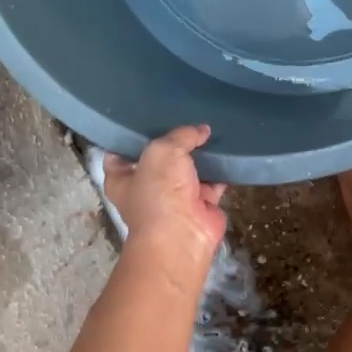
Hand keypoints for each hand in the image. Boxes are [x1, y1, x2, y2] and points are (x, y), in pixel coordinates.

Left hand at [104, 125, 226, 272]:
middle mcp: (147, 187)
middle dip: (174, 141)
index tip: (146, 117)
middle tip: (188, 117)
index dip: (132, 135)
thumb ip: (181, 135)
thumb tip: (202, 131)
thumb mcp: (163, 151)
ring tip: (214, 127)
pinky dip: (221, 168)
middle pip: (160, 157)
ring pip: (189, 167)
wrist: (182, 234)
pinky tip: (230, 149)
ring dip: (201, 153)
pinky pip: (214, 180)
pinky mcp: (202, 203)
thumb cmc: (159, 192)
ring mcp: (175, 196)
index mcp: (122, 178)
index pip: (121, 152)